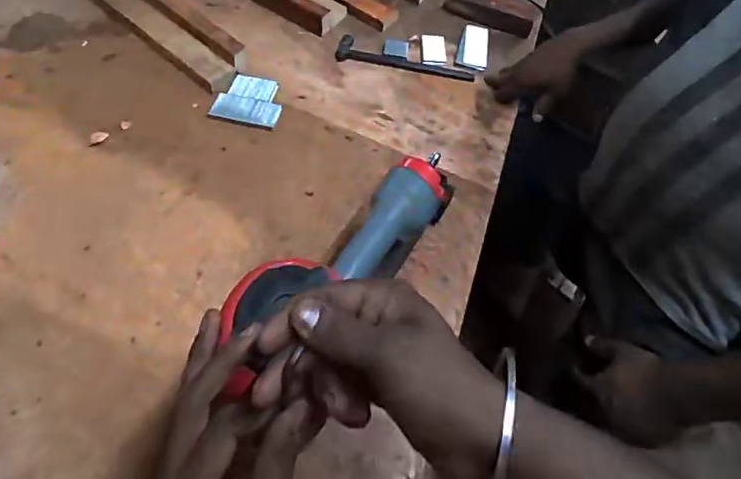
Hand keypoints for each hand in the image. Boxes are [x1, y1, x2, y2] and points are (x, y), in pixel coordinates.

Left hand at [161, 310, 325, 478]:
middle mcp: (172, 465)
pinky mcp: (172, 467)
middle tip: (249, 328)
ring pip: (183, 404)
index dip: (259, 399)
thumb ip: (276, 462)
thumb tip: (302, 405)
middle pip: (194, 403)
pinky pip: (182, 417)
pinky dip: (195, 385)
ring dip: (201, 361)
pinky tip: (206, 364)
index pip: (224, 425)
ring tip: (213, 320)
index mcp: (192, 477)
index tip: (289, 373)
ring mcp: (166, 464)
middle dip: (222, 362)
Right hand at [249, 281, 503, 476]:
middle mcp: (374, 317)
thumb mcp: (385, 356)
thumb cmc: (435, 386)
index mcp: (378, 298)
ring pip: (328, 361)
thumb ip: (338, 333)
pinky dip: (340, 399)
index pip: (319, 300)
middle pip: (319, 333)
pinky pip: (343, 382)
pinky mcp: (379, 382)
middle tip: (269, 397)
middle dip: (299, 364)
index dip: (287, 322)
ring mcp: (376, 351)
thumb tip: (297, 309)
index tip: (256, 349)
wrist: (483, 441)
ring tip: (344, 414)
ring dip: (326, 388)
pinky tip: (354, 418)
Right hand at [485, 30, 594, 113]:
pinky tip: (517, 74)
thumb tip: (535, 119)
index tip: (497, 104)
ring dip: (501, 77)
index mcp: (520, 82)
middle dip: (493, 84)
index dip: (499, 99)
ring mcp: (520, 63)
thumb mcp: (555, 93)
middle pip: (498, 78)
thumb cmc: (561, 73)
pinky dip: (510, 72)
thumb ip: (543, 106)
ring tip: (500, 82)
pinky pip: (512, 66)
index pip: (503, 92)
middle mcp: (516, 73)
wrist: (566, 48)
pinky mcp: (526, 57)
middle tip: (489, 89)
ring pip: (504, 71)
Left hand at [575, 337, 686, 447]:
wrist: (677, 394)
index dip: (576, 373)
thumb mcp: (622, 350)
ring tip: (605, 401)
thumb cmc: (646, 369)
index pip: (579, 382)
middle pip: (589, 404)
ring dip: (602, 411)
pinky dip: (620, 423)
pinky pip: (624, 433)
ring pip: (605, 420)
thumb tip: (586, 340)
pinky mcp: (641, 441)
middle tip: (587, 386)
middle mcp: (607, 412)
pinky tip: (624, 415)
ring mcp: (624, 429)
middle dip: (586, 395)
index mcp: (599, 390)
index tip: (574, 367)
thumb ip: (601, 345)